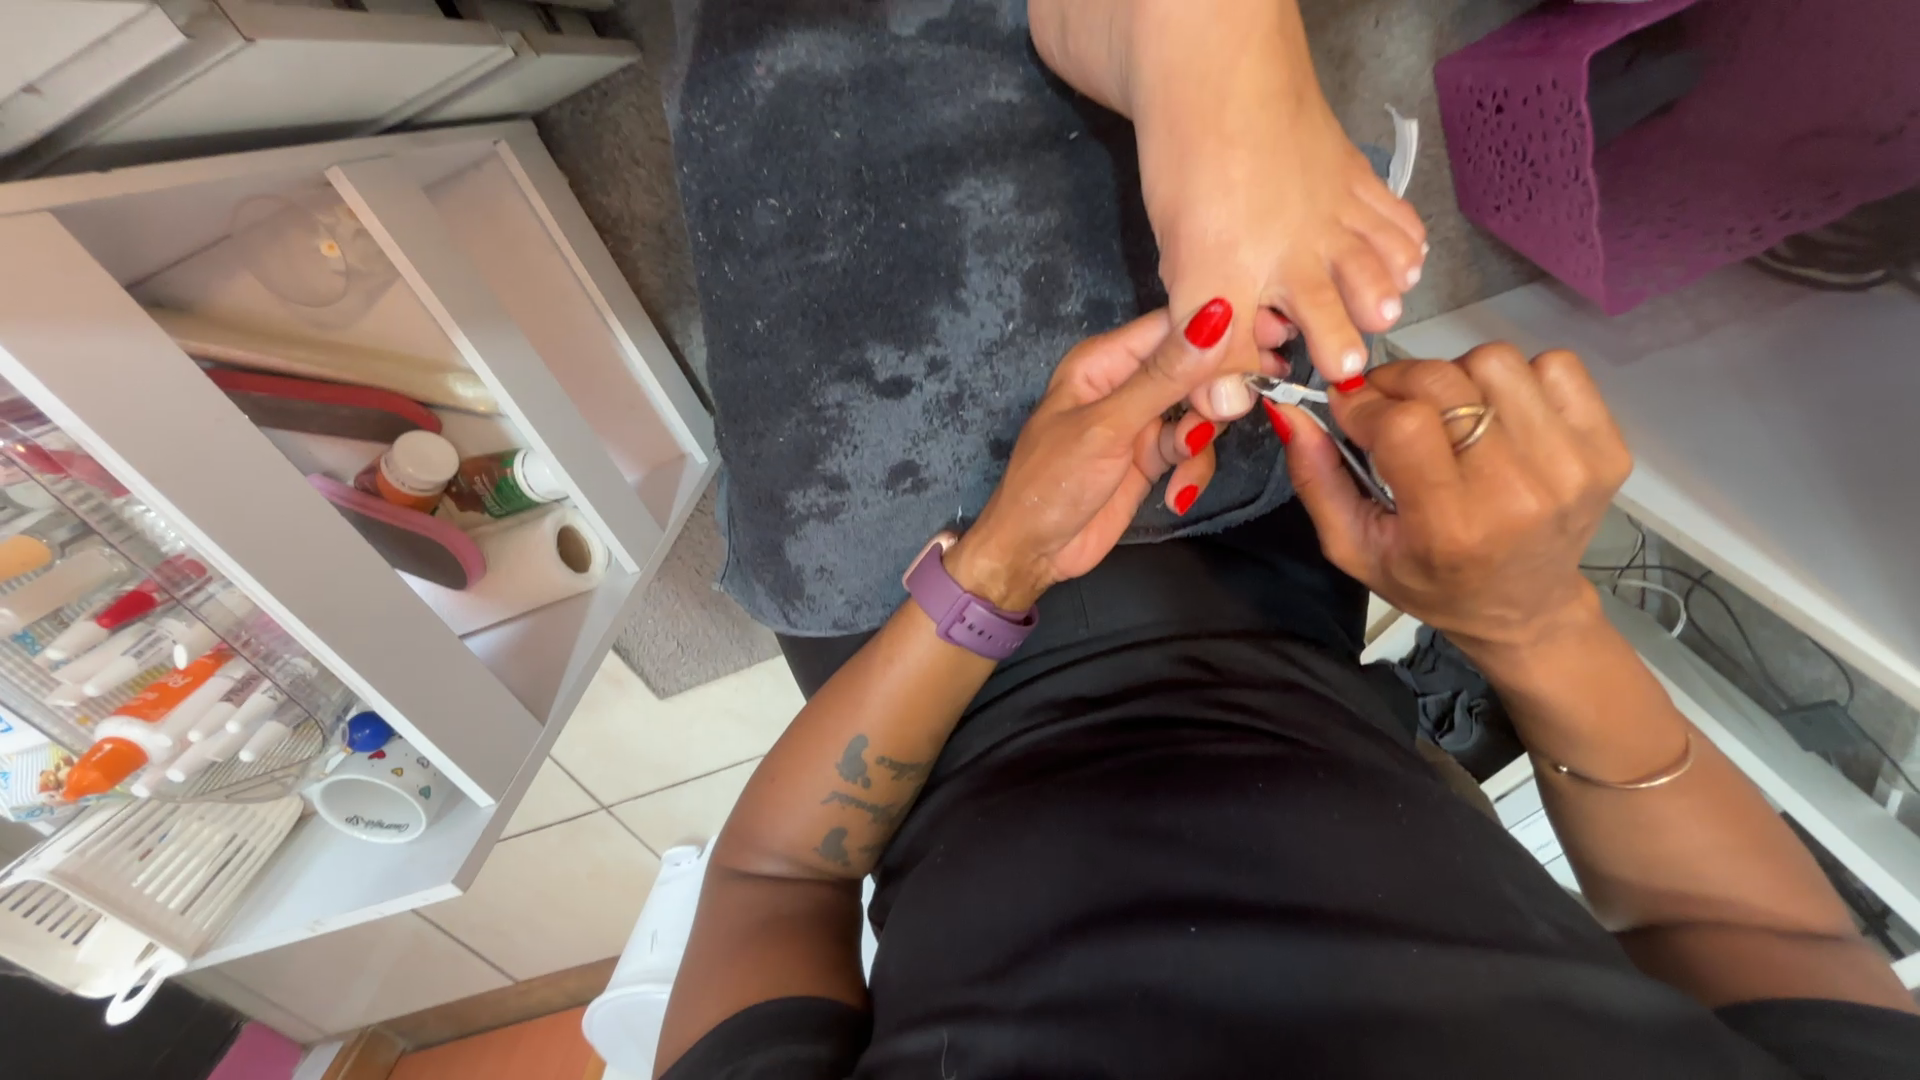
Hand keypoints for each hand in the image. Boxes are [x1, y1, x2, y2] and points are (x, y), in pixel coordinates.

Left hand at [948, 302, 1234, 608]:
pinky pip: (1191, 450)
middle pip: (1194, 367)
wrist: (1034, 552)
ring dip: (1201, 436)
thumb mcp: (1107, 427)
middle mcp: (1125, 384)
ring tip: (1182, 456)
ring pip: (1199, 410)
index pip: (1173, 326)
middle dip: (1214, 393)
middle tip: (1220, 418)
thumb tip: (1215, 318)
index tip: (1268, 345)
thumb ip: (1162, 378)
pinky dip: (1191, 469)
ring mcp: (1140, 423)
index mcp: (1103, 362)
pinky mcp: (1151, 459)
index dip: (1220, 333)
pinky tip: (1176, 494)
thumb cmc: (1052, 483)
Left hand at [1129, 18, 1426, 419]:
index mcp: (1255, 283)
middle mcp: (1308, 254)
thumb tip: (1228, 410)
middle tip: (1354, 367)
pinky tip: (1408, 260)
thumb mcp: (1182, 270)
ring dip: (1382, 293)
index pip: (1272, 348)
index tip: (1278, 399)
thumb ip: (1208, 344)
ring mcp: (1338, 210)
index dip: (1269, 378)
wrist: (1219, 74)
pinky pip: (1395, 216)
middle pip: (1337, 308)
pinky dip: (1406, 243)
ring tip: (1385, 312)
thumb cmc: (1190, 176)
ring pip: (1377, 264)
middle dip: (1343, 340)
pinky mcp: (1353, 173)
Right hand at [1268, 346, 1632, 655]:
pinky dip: (1512, 379)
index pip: (1403, 423)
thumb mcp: (1351, 546)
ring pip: (1495, 362)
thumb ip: (1316, 479)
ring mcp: (1571, 465)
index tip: (1349, 412)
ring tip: (1443, 413)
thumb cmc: (1426, 582)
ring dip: (1455, 378)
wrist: (1523, 608)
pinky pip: (1553, 367)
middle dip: (1399, 382)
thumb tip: (1290, 412)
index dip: (1364, 405)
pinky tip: (1493, 415)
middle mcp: (1518, 491)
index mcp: (1450, 525)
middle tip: (1386, 405)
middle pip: (1446, 381)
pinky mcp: (1606, 447)